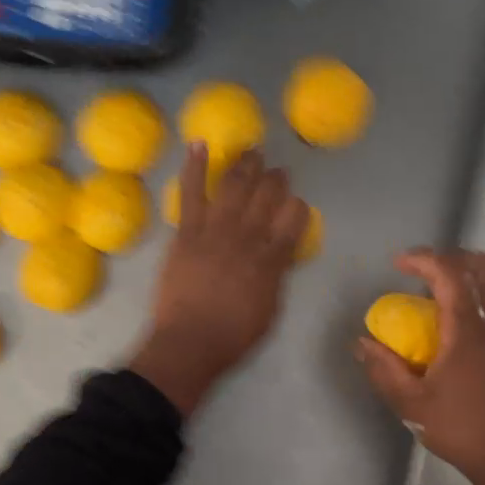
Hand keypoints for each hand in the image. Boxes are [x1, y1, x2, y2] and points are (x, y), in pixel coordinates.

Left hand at [129, 145, 308, 415]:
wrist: (189, 342)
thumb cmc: (232, 337)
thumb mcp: (269, 310)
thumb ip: (276, 277)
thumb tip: (279, 256)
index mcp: (272, 260)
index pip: (295, 220)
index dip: (298, 208)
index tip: (296, 203)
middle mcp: (248, 237)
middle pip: (268, 196)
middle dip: (276, 180)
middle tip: (278, 171)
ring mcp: (216, 230)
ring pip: (235, 186)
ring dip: (246, 164)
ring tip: (253, 150)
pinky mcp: (187, 231)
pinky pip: (192, 192)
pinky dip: (194, 165)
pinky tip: (199, 142)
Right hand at [362, 248, 484, 484]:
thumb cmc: (461, 430)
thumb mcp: (411, 404)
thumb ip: (384, 369)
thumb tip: (363, 343)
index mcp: (469, 332)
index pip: (452, 275)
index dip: (425, 259)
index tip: (398, 263)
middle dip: (455, 257)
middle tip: (425, 272)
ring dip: (467, 277)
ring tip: (434, 297)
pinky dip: (474, 300)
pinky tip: (449, 328)